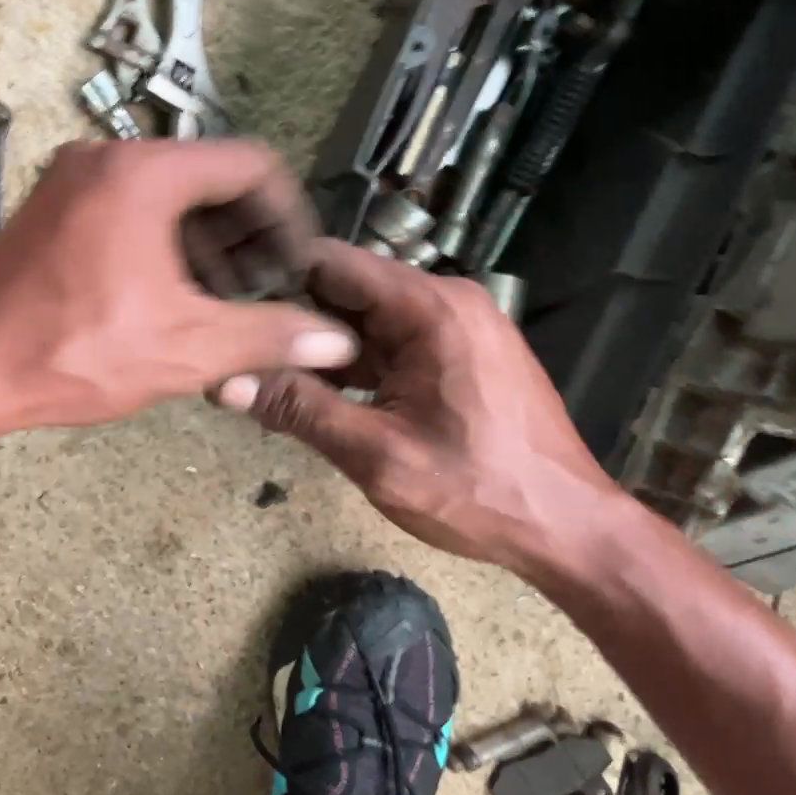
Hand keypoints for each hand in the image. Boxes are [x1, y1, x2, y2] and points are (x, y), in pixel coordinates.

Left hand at [0, 140, 357, 429]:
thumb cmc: (71, 350)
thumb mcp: (185, 346)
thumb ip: (268, 335)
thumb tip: (334, 339)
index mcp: (141, 173)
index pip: (249, 165)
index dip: (287, 216)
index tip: (297, 265)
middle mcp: (102, 158)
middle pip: (204, 177)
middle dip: (244, 233)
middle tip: (260, 290)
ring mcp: (68, 180)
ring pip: (162, 194)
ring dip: (202, 241)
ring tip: (219, 302)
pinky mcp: (47, 208)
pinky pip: (122, 208)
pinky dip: (158, 241)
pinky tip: (168, 295)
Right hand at [217, 240, 617, 567]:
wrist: (574, 532)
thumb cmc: (480, 492)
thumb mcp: (375, 454)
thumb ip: (296, 409)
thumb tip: (221, 382)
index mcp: (430, 308)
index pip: (331, 261)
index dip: (272, 276)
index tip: (226, 306)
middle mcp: (444, 301)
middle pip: (343, 288)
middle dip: (289, 319)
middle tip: (236, 352)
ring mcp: (453, 326)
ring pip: (359, 317)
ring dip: (315, 346)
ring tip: (260, 376)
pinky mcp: (454, 353)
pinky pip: (384, 341)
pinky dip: (347, 364)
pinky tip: (310, 395)